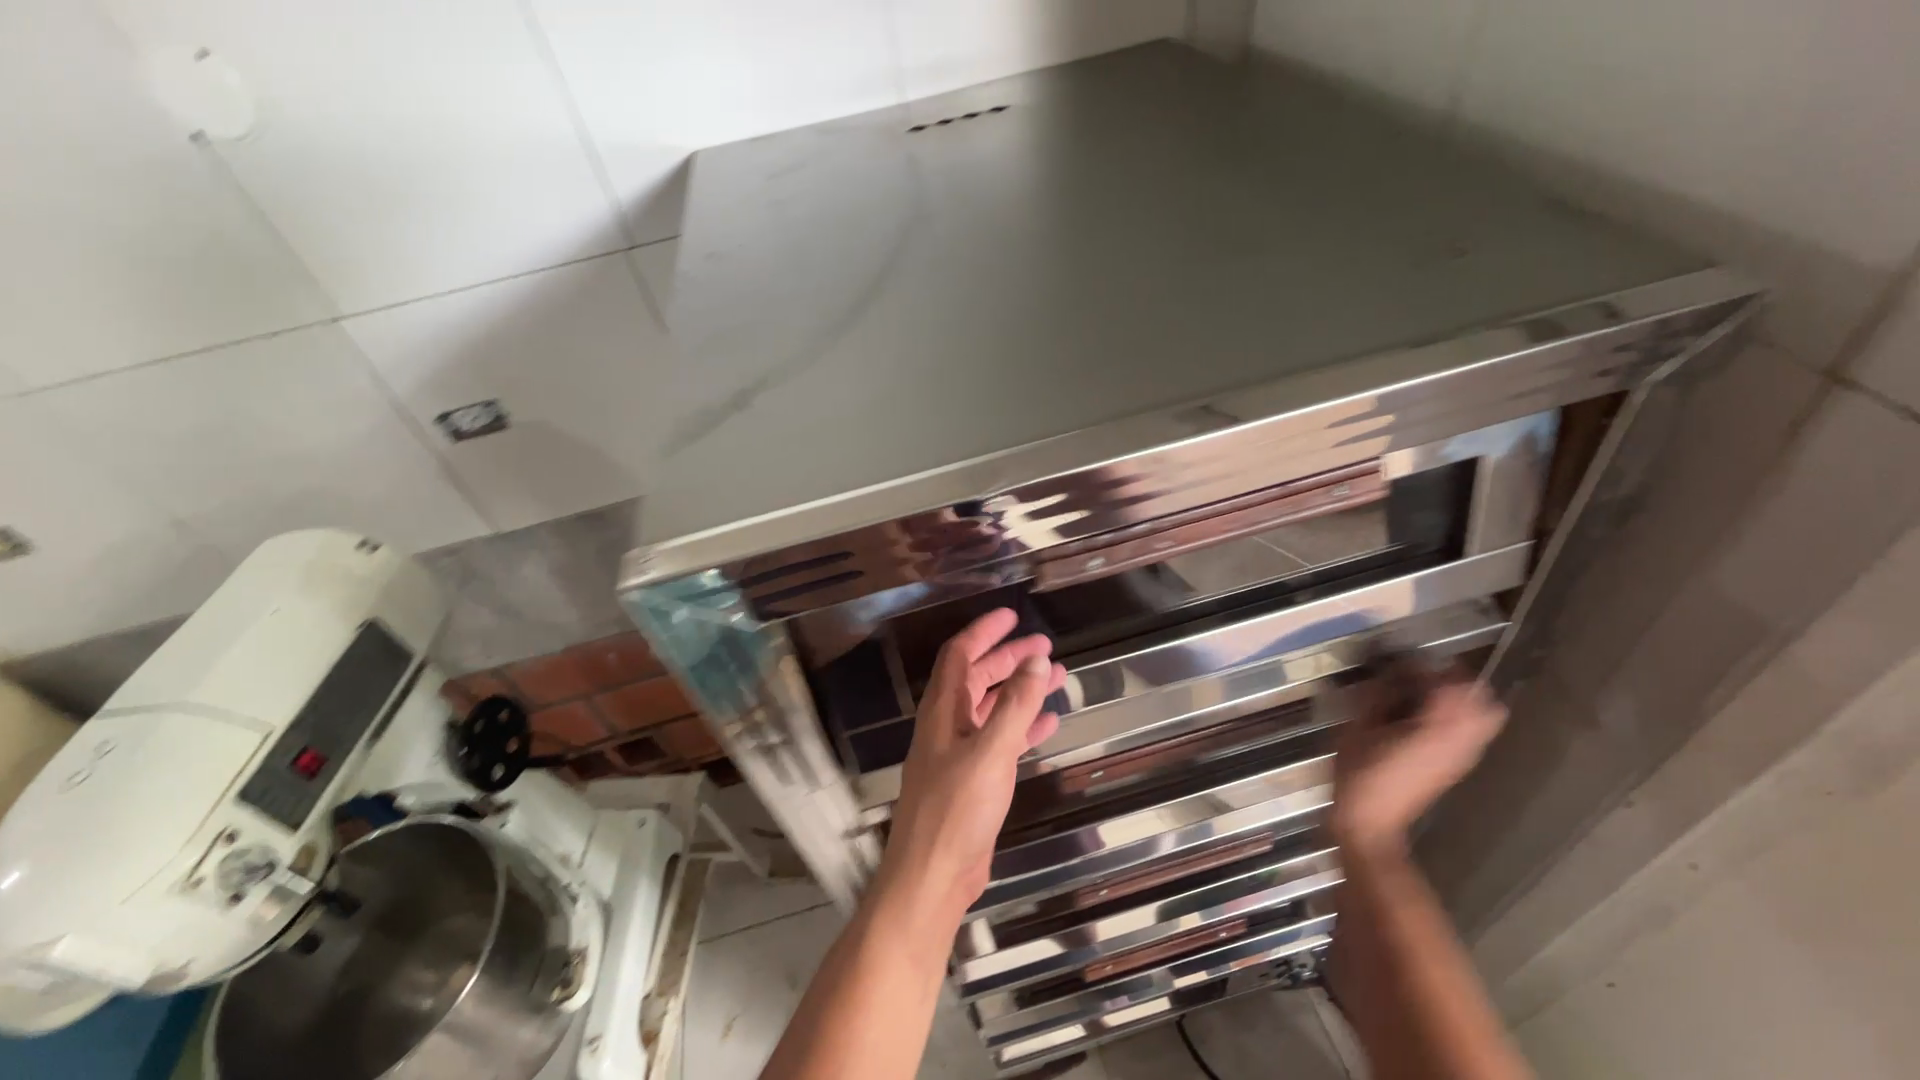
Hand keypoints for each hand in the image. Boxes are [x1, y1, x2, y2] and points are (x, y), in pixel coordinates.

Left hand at [876, 609, 1066, 924]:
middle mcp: (947, 726)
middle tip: (1045, 646)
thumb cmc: (955, 809)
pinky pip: (1000, 740)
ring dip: (1020, 691)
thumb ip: (1014, 706)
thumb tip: (1035, 660)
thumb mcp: (989, 751)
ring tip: (1056, 677)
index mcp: (942, 711)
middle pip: (977, 678)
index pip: (959, 655)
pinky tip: (1048, 723)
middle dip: (1009, 659)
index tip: (1012, 616)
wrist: (933, 874)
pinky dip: (1022, 727)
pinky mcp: (973, 781)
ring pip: (992, 709)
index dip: (984, 632)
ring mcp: (959, 754)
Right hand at [1331, 668, 1506, 857]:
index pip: (1444, 682)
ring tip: (1427, 696)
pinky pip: (1475, 732)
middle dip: (1452, 679)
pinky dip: (1461, 717)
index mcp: (1434, 729)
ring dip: (1461, 698)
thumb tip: (1392, 673)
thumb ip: (1379, 697)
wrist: (1372, 824)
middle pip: (1479, 696)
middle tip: (1419, 677)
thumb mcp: (1357, 730)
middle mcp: (1460, 741)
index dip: (1420, 667)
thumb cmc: (1358, 776)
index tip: (1398, 664)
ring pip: (1485, 714)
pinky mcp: (1459, 765)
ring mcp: (1464, 755)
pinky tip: (1430, 720)